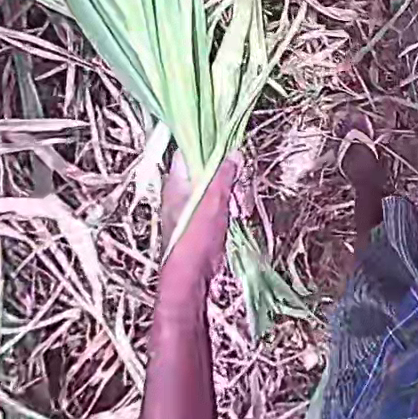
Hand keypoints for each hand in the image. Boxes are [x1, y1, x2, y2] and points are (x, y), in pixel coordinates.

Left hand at [158, 152, 241, 298]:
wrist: (190, 277)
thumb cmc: (195, 237)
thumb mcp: (213, 200)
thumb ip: (223, 175)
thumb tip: (234, 153)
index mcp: (176, 182)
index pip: (188, 152)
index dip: (206, 143)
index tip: (227, 141)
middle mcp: (180, 192)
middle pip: (204, 169)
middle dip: (225, 170)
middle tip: (240, 175)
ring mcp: (189, 207)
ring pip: (213, 186)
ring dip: (230, 189)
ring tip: (241, 198)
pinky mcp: (200, 222)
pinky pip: (216, 203)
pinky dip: (229, 203)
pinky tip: (239, 210)